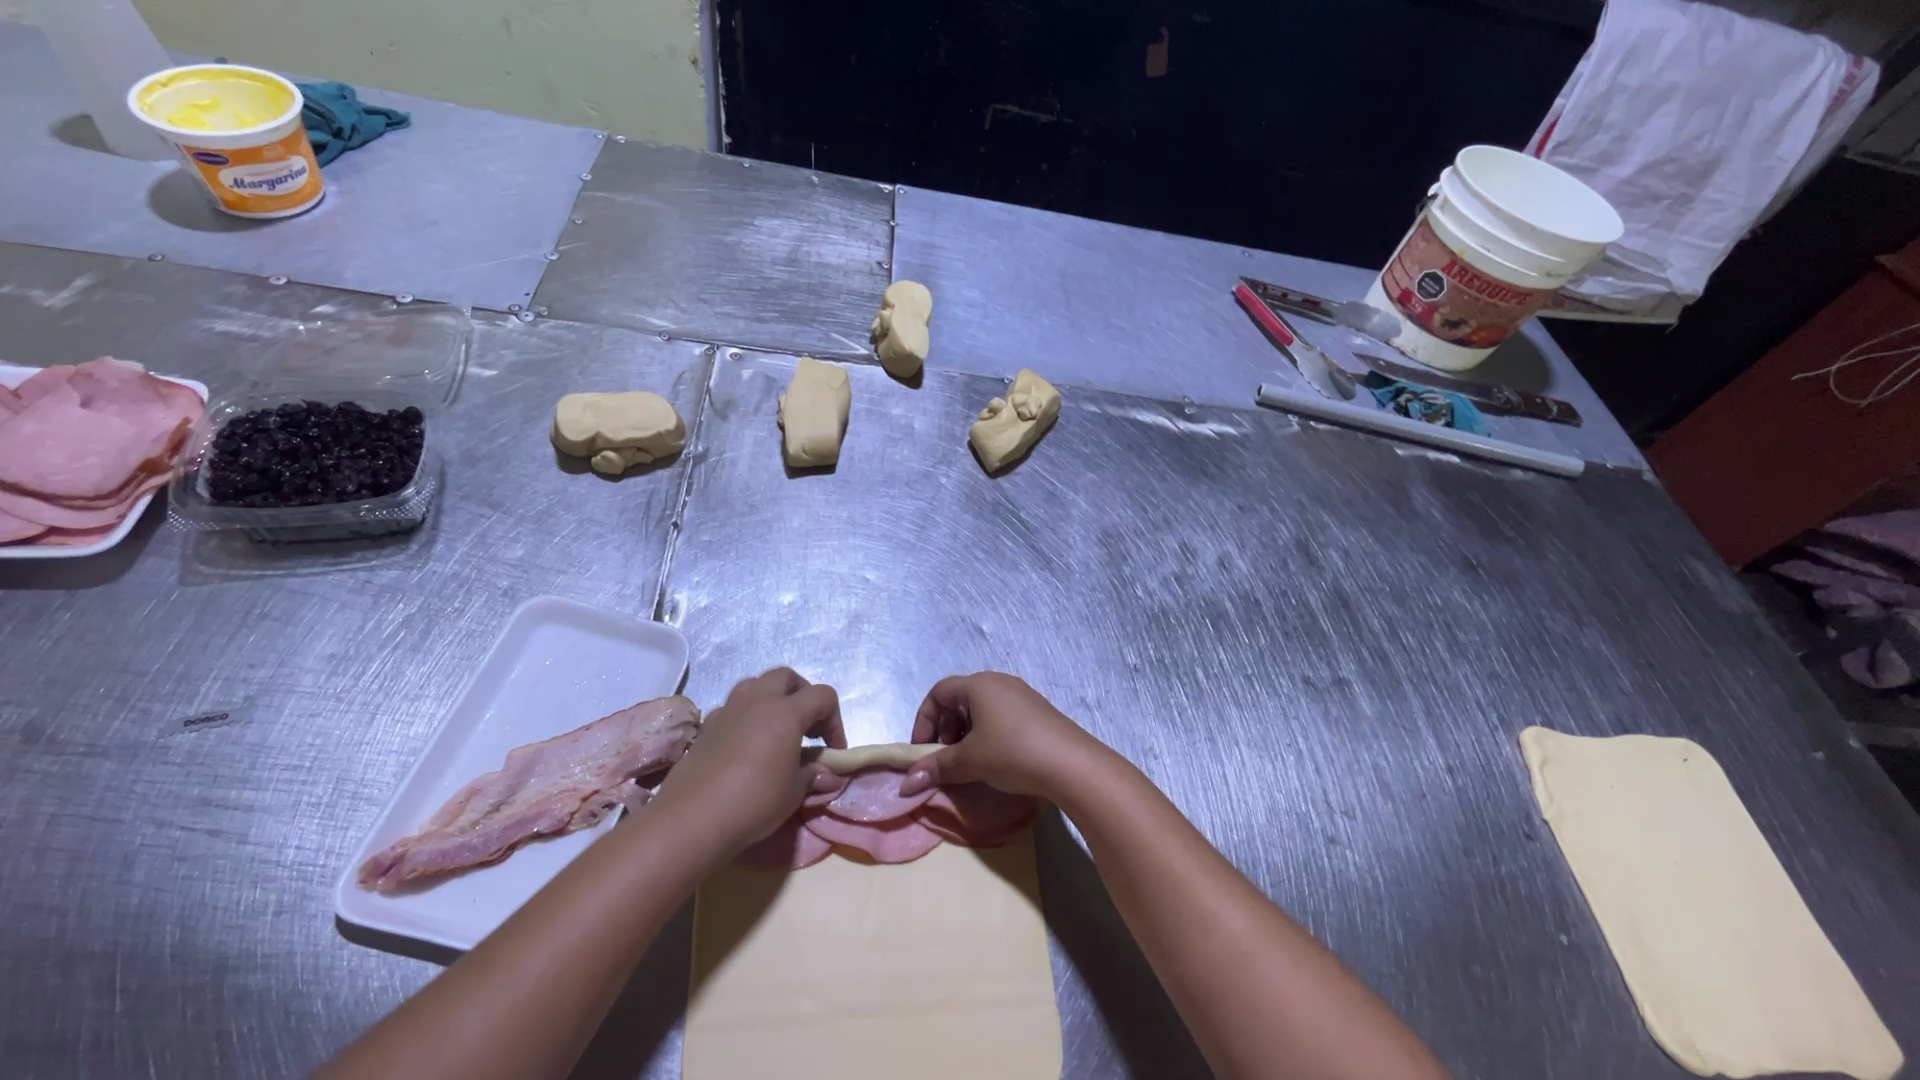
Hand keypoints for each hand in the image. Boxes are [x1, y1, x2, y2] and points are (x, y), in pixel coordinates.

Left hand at [649, 668, 846, 859]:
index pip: (823, 696)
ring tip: (776, 731)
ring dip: (772, 700)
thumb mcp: (794, 792)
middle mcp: (756, 701)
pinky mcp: (706, 727)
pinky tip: (746, 747)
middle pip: (786, 677)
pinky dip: (746, 718)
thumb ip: (813, 775)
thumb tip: (827, 774)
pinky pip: (732, 708)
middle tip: (808, 729)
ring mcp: (727, 710)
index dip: (835, 721)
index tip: (833, 751)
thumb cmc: (755, 801)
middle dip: (803, 696)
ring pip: (755, 685)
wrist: (693, 819)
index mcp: (786, 712)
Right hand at [897, 673, 1102, 799]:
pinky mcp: (1038, 713)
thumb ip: (936, 767)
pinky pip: (1001, 717)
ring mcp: (1022, 696)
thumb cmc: (1012, 753)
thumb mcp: (969, 761)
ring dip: (966, 735)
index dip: (924, 720)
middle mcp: (1000, 683)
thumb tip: (906, 782)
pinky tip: (994, 761)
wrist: (1071, 765)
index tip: (922, 749)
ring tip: (968, 763)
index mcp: (979, 685)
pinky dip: (988, 735)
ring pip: (981, 710)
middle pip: (960, 700)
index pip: (939, 692)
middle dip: (945, 730)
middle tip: (945, 759)